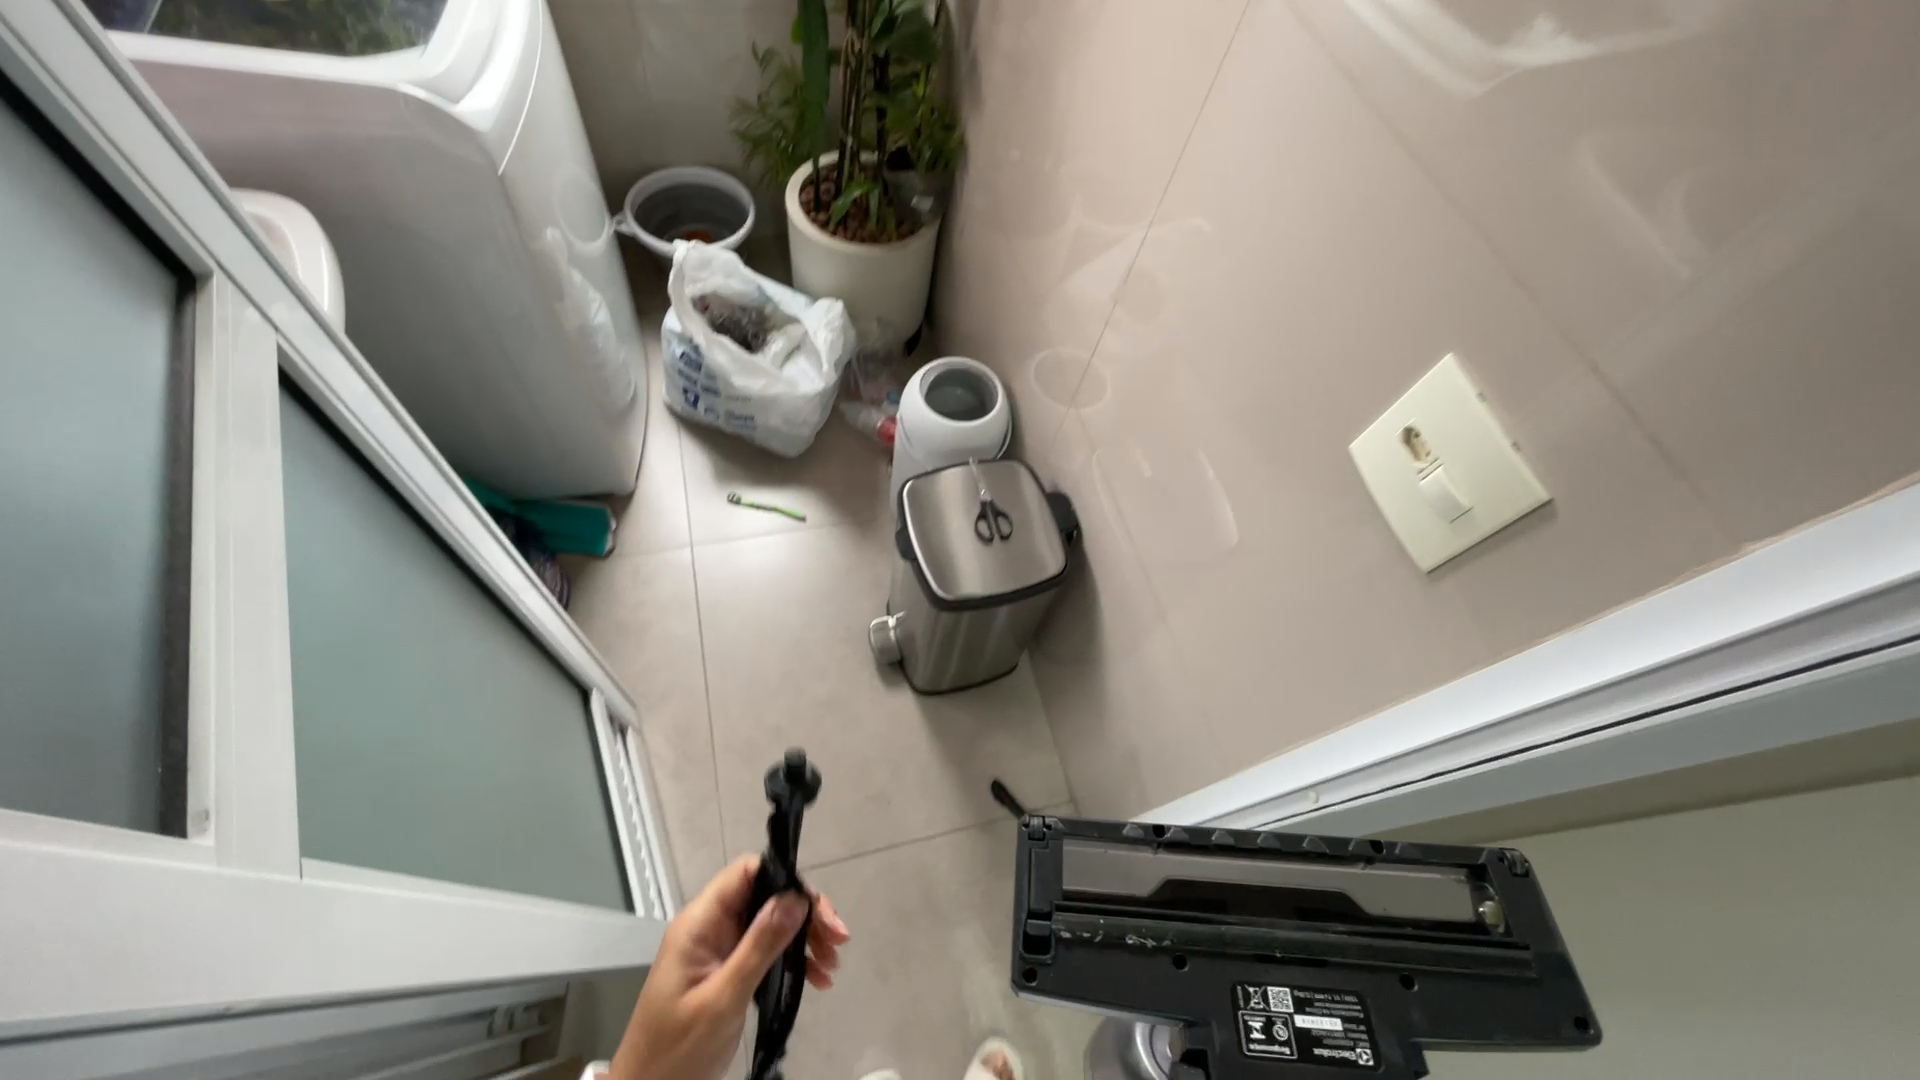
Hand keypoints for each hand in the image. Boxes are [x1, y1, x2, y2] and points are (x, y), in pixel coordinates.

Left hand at [610, 855, 850, 1079]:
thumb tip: (796, 898)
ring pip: (771, 924)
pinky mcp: (727, 972)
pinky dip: (794, 961)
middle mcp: (711, 927)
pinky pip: (766, 952)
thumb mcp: (723, 998)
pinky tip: (818, 980)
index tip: (816, 909)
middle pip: (766, 897)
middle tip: (838, 940)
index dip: (784, 879)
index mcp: (700, 922)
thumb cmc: (678, 1048)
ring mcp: (719, 950)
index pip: (746, 872)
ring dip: (805, 938)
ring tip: (832, 964)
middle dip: (805, 914)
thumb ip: (759, 945)